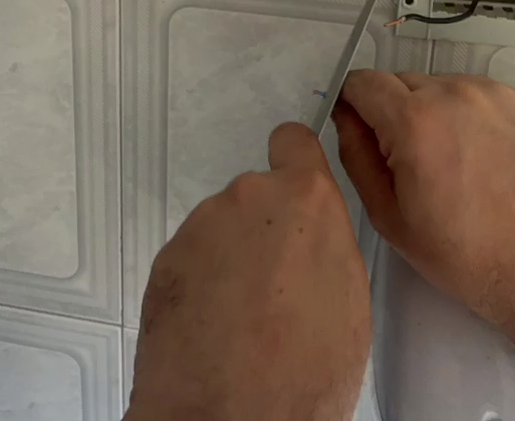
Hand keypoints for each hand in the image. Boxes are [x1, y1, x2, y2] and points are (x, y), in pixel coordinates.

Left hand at [127, 122, 370, 420]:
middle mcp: (249, 197)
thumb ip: (325, 244)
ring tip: (242, 319)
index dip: (295, 162)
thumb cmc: (305, 372)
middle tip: (274, 288)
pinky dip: (201, 282)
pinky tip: (212, 329)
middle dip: (265, 229)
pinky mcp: (166, 256)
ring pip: (224, 229)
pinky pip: (193, 258)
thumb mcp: (348, 300)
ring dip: (232, 258)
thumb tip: (308, 239)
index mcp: (305, 200)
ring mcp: (202, 225)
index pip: (294, 141)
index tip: (294, 188)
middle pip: (259, 197)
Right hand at [332, 70, 514, 340]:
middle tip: (405, 160)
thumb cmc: (464, 254)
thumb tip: (345, 115)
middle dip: (389, 111)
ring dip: (425, 110)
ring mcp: (489, 92)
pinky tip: (474, 155)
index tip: (359, 132)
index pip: (362, 82)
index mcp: (415, 121)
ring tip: (445, 160)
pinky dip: (460, 113)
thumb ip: (355, 155)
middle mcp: (452, 92)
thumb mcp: (389, 216)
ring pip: (433, 85)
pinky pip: (467, 92)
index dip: (352, 105)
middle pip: (397, 82)